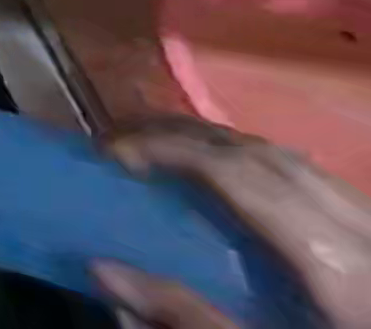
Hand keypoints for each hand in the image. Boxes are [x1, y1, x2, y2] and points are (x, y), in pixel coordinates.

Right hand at [92, 118, 370, 328]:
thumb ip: (195, 320)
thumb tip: (102, 271)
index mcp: (339, 264)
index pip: (237, 170)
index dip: (164, 147)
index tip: (110, 154)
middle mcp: (367, 236)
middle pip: (264, 154)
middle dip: (182, 136)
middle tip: (122, 143)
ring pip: (295, 161)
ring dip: (217, 146)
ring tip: (161, 154)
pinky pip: (320, 185)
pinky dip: (258, 168)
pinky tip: (227, 185)